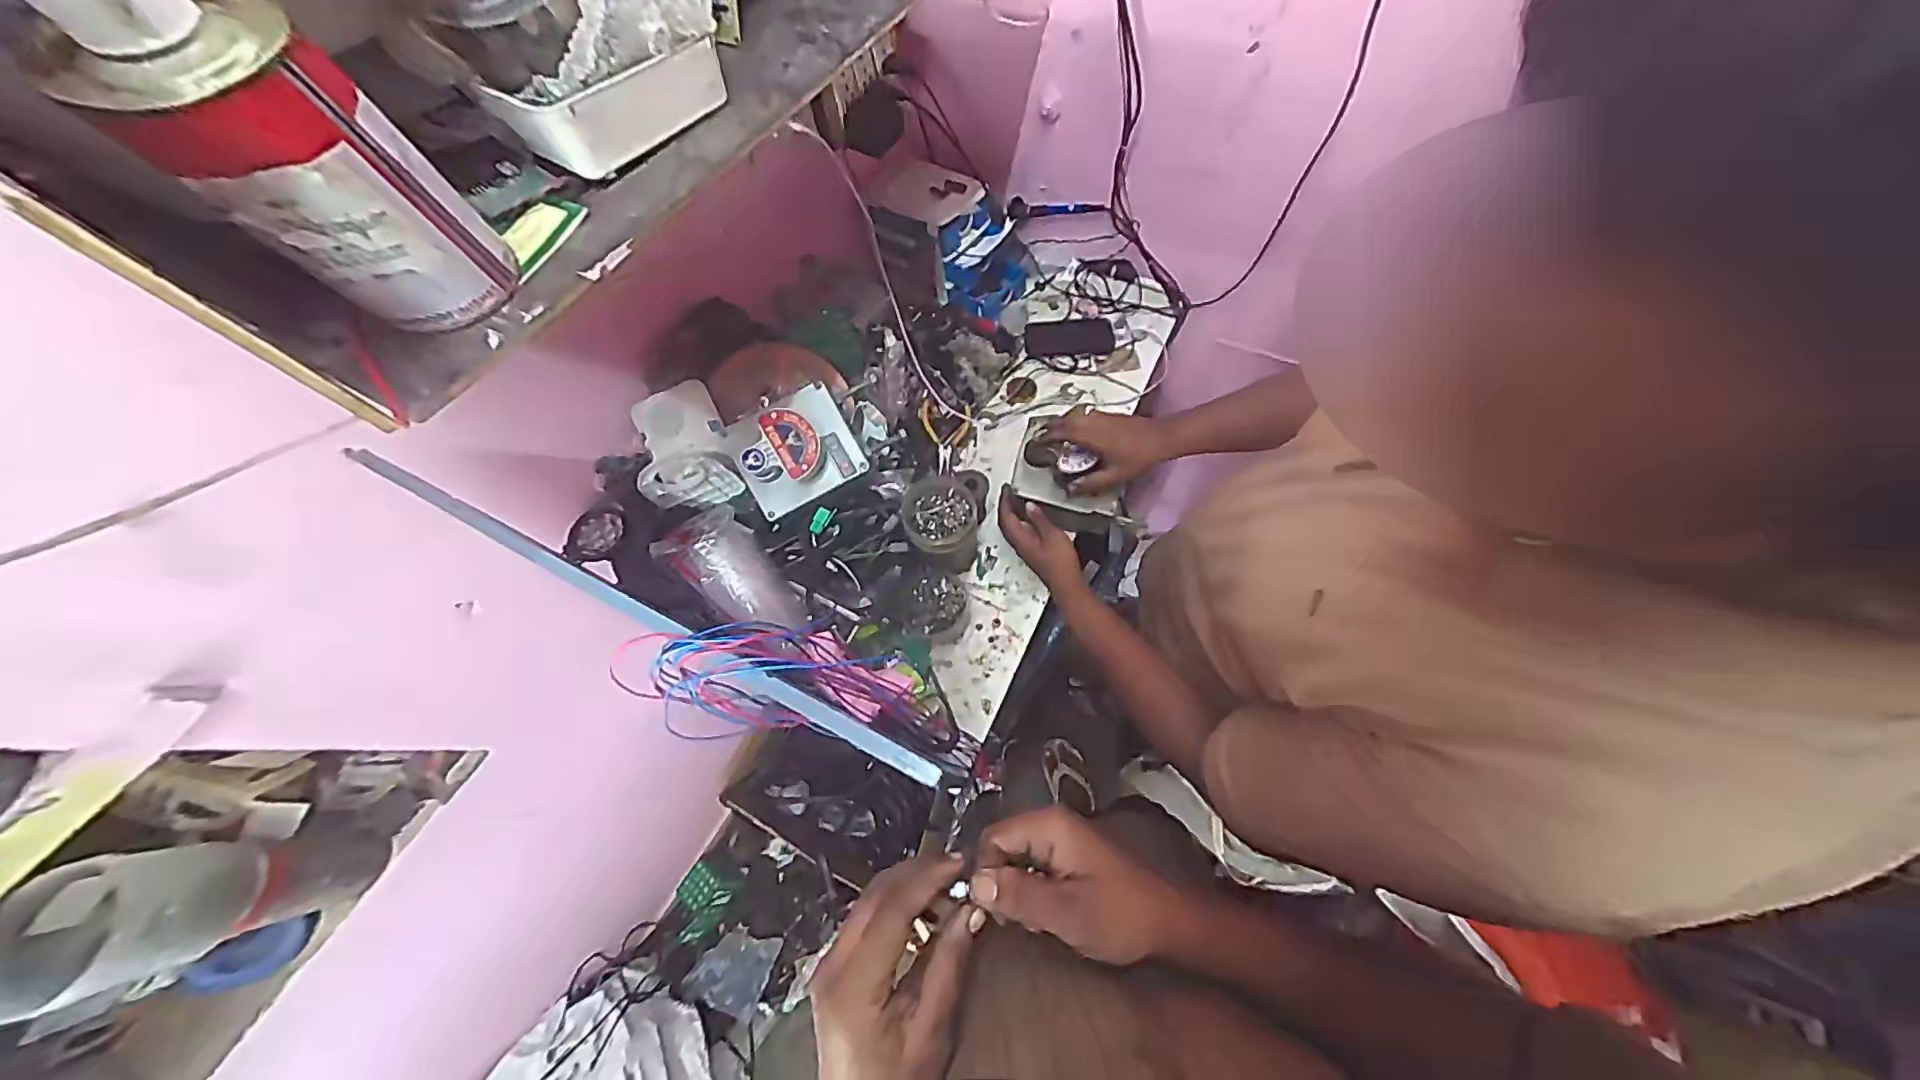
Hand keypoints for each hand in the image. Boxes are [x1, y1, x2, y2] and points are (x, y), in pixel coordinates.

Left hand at [812, 854, 984, 1079]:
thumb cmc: (897, 1079)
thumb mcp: (930, 1030)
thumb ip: (949, 966)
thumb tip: (971, 909)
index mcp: (853, 983)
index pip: (892, 909)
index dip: (928, 878)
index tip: (960, 864)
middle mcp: (832, 963)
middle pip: (876, 894)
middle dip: (919, 872)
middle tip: (957, 868)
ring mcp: (828, 960)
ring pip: (869, 899)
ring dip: (908, 884)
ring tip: (947, 889)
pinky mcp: (834, 962)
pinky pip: (866, 915)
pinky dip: (897, 902)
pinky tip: (924, 911)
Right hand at [969, 806, 1197, 964]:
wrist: (1171, 923)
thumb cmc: (1121, 916)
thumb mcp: (1065, 912)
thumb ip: (1017, 894)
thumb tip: (975, 884)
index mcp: (1050, 826)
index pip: (992, 837)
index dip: (985, 872)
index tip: (993, 908)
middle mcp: (1053, 823)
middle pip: (1003, 845)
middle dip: (1002, 883)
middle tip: (1018, 919)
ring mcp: (1063, 837)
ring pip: (1017, 858)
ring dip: (1018, 890)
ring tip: (1036, 920)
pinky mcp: (1071, 855)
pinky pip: (1035, 866)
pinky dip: (1033, 890)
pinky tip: (1047, 915)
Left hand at [997, 489, 1084, 592]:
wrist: (1066, 583)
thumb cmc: (1060, 561)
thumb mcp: (1052, 534)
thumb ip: (1039, 519)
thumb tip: (1029, 505)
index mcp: (1020, 539)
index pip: (1006, 517)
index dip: (1004, 502)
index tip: (1006, 489)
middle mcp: (1019, 544)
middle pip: (1006, 523)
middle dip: (1006, 507)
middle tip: (1009, 493)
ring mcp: (1025, 549)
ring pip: (1013, 528)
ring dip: (1012, 514)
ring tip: (1017, 501)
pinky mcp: (1032, 552)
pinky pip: (1020, 533)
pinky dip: (1021, 521)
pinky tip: (1029, 517)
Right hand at [1044, 408, 1175, 495]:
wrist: (1161, 437)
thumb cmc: (1138, 455)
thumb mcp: (1114, 475)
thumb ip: (1091, 483)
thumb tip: (1072, 489)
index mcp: (1090, 434)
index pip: (1060, 432)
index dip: (1045, 437)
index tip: (1035, 443)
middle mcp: (1092, 421)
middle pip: (1063, 420)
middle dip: (1049, 428)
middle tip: (1040, 437)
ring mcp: (1101, 416)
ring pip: (1073, 416)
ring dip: (1061, 424)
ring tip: (1054, 434)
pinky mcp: (1108, 415)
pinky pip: (1084, 416)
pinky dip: (1074, 422)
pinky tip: (1077, 432)